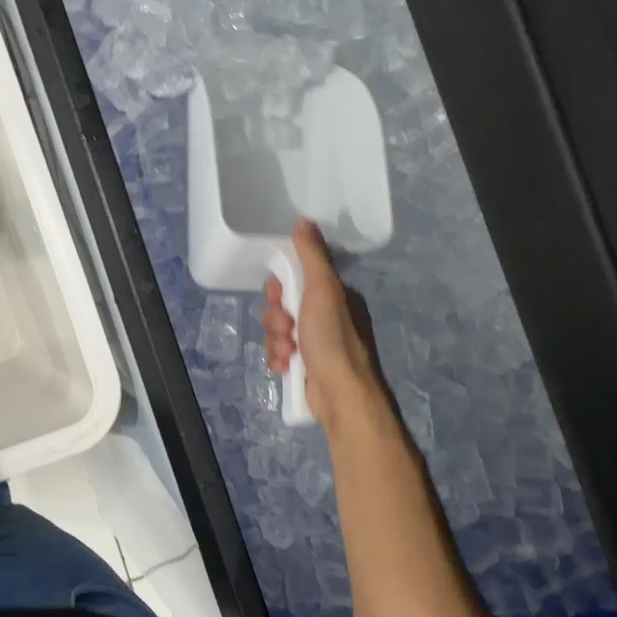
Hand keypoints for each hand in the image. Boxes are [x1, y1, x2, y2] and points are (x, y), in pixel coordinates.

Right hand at [262, 220, 379, 422]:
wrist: (341, 394)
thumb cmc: (332, 340)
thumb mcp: (323, 292)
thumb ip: (312, 257)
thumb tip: (303, 222)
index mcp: (334, 298)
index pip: (295, 281)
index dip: (280, 289)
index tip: (279, 298)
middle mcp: (326, 318)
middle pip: (282, 307)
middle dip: (276, 320)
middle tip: (285, 329)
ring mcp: (316, 344)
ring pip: (278, 332)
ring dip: (275, 342)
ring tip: (288, 354)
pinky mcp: (306, 367)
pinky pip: (280, 354)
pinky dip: (278, 360)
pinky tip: (285, 368)